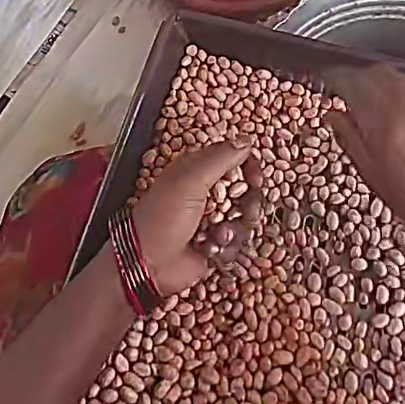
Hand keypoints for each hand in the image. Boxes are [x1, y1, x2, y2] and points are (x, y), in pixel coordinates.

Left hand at [130, 140, 261, 295]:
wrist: (148, 263)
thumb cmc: (163, 217)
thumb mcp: (190, 181)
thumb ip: (219, 158)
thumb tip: (245, 141)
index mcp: (196, 170)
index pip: (234, 160)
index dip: (249, 168)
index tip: (256, 179)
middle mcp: (206, 192)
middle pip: (246, 191)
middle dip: (247, 204)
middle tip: (242, 212)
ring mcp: (211, 219)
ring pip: (245, 219)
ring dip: (235, 228)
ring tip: (217, 235)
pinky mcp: (215, 244)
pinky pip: (238, 242)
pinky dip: (227, 247)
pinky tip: (212, 249)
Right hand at [323, 65, 404, 249]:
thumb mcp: (371, 172)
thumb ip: (348, 137)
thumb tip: (332, 114)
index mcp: (384, 120)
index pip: (352, 82)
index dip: (336, 79)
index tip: (328, 84)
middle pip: (375, 72)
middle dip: (356, 78)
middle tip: (345, 91)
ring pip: (398, 76)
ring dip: (379, 82)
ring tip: (371, 100)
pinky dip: (402, 89)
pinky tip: (398, 109)